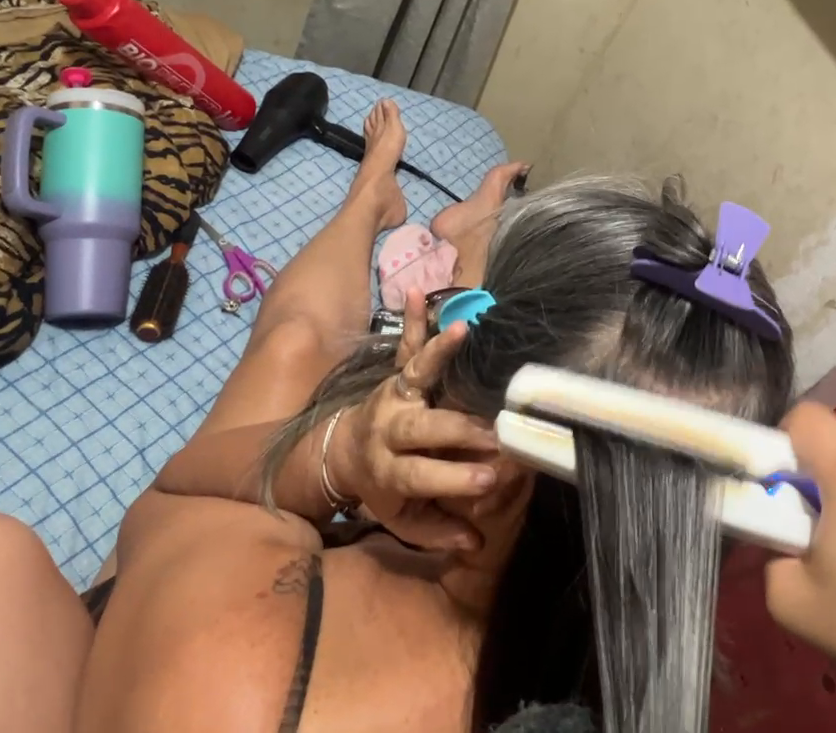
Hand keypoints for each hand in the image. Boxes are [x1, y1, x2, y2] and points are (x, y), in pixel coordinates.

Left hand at [329, 290, 498, 550]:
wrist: (339, 455)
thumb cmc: (381, 489)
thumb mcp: (402, 518)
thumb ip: (436, 530)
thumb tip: (475, 543)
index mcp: (389, 469)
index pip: (422, 474)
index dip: (455, 477)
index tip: (490, 478)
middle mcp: (389, 429)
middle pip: (425, 427)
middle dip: (460, 429)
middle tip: (496, 431)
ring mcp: (392, 396)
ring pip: (414, 374)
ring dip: (438, 353)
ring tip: (462, 331)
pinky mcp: (394, 376)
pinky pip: (404, 347)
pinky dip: (413, 320)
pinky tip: (419, 292)